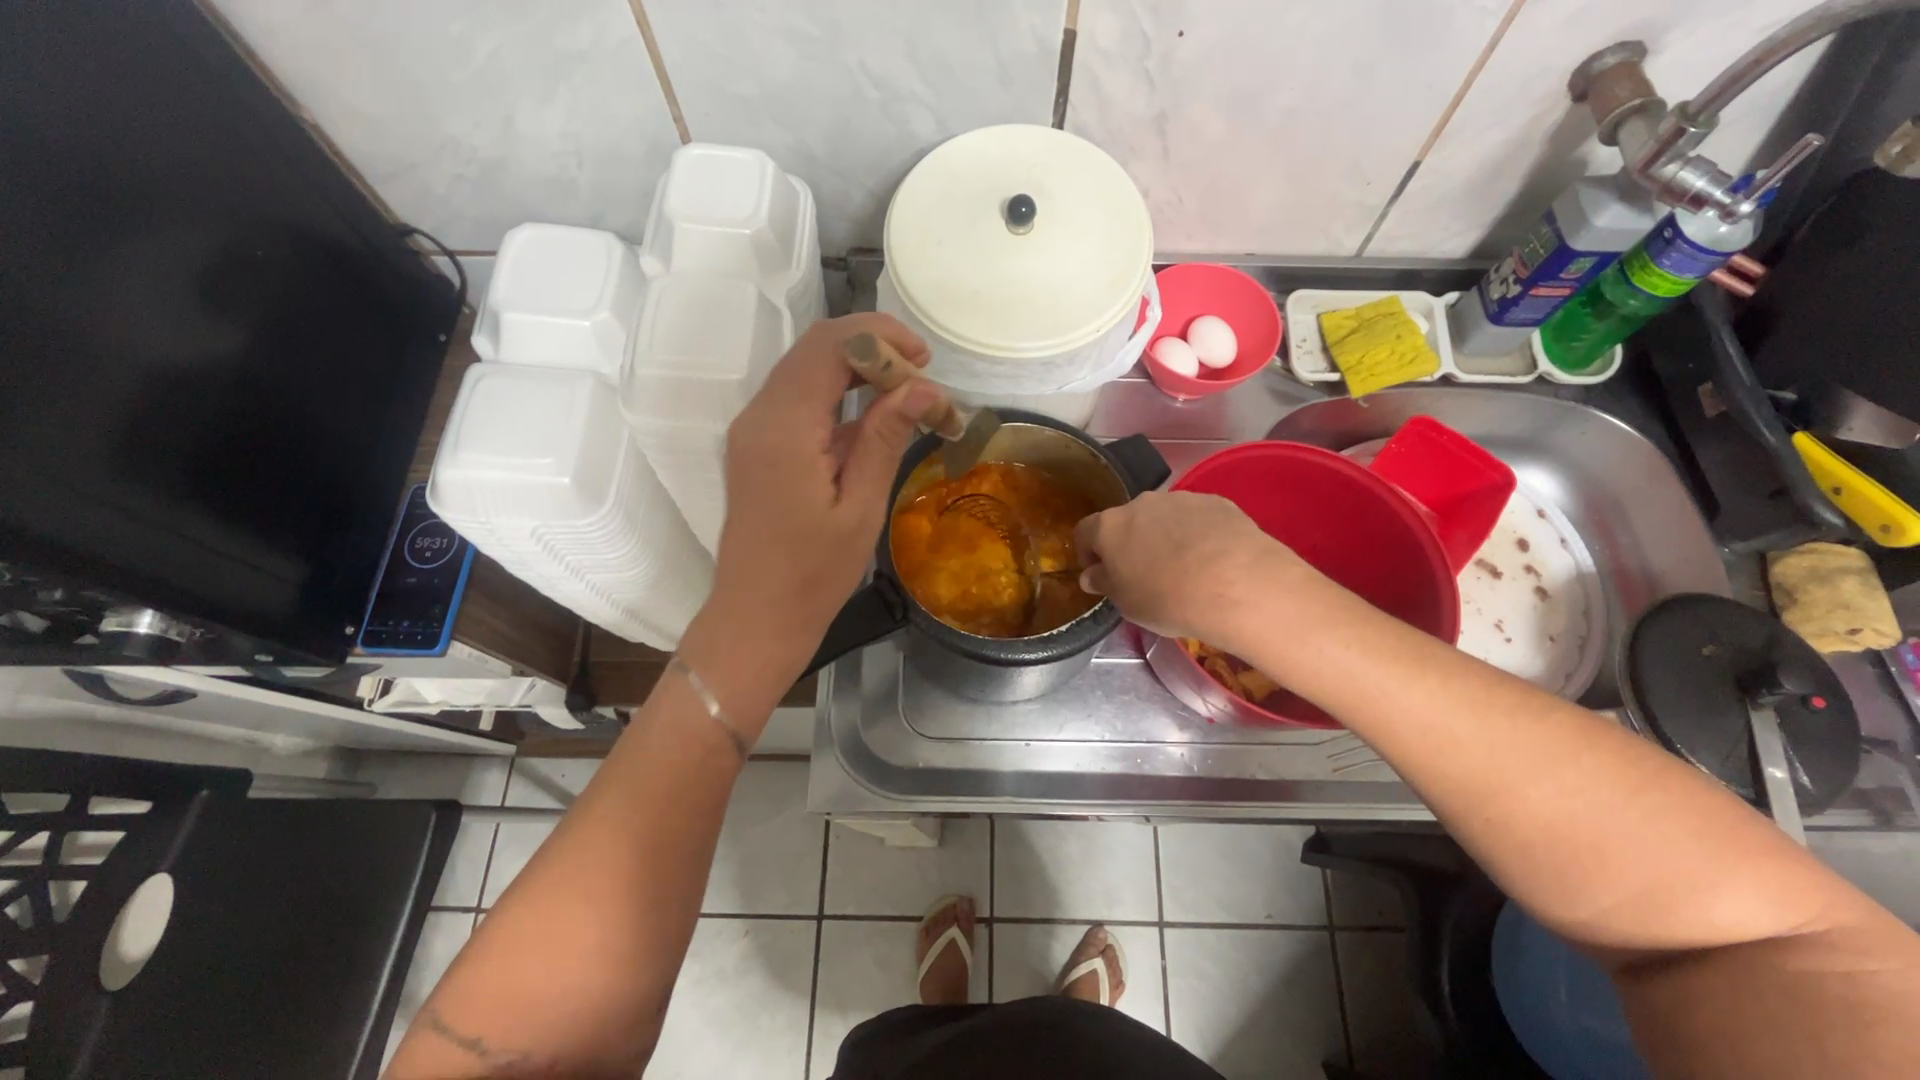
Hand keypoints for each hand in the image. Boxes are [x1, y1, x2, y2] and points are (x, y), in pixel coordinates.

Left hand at [709, 313, 942, 644]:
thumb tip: (922, 386)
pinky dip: (838, 397)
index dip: (880, 337)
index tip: (925, 361)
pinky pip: (798, 400)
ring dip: (856, 370)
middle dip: (872, 348)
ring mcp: (754, 430)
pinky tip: (874, 421)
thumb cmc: (812, 575)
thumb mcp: (861, 508)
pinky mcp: (757, 446)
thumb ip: (885, 438)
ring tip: (906, 395)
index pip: (830, 346)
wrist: (757, 616)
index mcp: (784, 427)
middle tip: (922, 375)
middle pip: (815, 349)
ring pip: (806, 370)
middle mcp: (760, 415)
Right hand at [1074, 490, 1320, 647]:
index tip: (1098, 573)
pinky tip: (1211, 560)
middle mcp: (1142, 503)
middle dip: (1129, 543)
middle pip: (1126, 521)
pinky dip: (1197, 535)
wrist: (1235, 584)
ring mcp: (1181, 499)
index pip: (1084, 532)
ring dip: (1164, 537)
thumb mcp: (1125, 603)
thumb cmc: (1167, 598)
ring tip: (1183, 568)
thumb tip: (1092, 574)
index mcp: (1110, 526)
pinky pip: (1197, 518)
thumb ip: (1104, 583)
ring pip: (1163, 517)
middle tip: (1142, 573)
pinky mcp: (1217, 502)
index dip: (1087, 553)